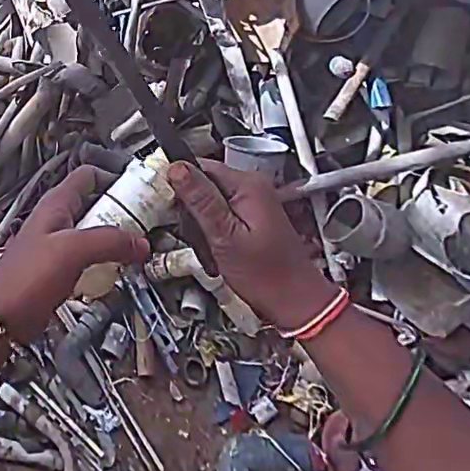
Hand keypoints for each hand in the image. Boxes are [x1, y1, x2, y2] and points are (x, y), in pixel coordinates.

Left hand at [0, 167, 148, 349]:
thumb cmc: (22, 280)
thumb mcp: (72, 251)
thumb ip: (108, 242)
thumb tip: (138, 241)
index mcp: (56, 205)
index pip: (89, 176)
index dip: (114, 178)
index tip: (138, 192)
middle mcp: (57, 220)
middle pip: (97, 205)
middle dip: (120, 214)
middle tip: (141, 226)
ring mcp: (58, 245)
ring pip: (95, 233)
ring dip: (114, 241)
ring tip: (131, 251)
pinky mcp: (60, 269)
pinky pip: (90, 258)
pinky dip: (104, 262)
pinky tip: (111, 274)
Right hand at [168, 160, 341, 332]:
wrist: (296, 304)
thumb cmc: (267, 276)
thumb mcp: (225, 236)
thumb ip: (200, 200)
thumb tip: (178, 168)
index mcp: (247, 186)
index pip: (199, 166)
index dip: (180, 186)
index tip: (174, 208)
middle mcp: (252, 188)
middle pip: (202, 184)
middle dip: (191, 210)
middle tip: (197, 237)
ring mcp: (252, 203)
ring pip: (207, 201)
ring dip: (200, 225)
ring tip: (209, 248)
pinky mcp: (250, 218)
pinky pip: (218, 215)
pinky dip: (211, 232)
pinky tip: (216, 251)